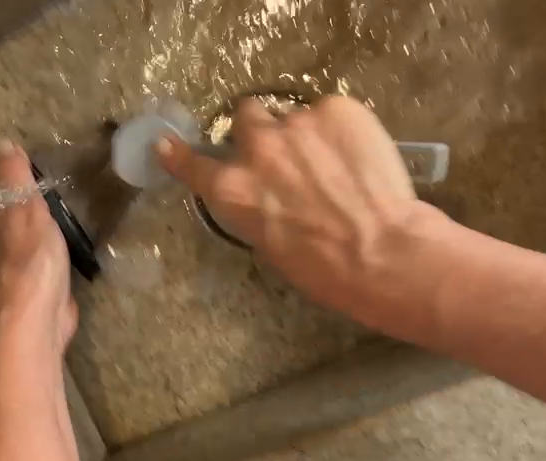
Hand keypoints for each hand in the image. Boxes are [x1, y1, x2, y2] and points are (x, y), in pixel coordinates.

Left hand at [0, 141, 77, 361]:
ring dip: (49, 223)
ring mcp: (29, 270)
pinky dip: (61, 248)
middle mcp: (10, 246)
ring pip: (38, 238)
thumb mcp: (27, 214)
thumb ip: (17, 182)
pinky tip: (72, 243)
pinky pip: (55, 260)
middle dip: (35, 199)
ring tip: (69, 204)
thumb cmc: (32, 266)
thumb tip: (2, 142)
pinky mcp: (49, 290)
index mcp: (2, 225)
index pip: (6, 192)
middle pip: (21, 216)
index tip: (37, 156)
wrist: (38, 324)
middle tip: (60, 177)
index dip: (18, 175)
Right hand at [156, 96, 434, 325]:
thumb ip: (254, 205)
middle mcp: (258, 148)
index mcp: (233, 191)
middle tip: (284, 157)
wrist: (378, 251)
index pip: (195, 165)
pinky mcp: (338, 108)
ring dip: (304, 135)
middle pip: (247, 116)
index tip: (167, 146)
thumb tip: (262, 190)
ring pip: (293, 117)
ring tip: (331, 168)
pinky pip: (329, 113)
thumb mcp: (269, 244)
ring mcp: (299, 122)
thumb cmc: (321, 268)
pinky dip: (338, 131)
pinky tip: (354, 161)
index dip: (181, 156)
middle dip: (260, 131)